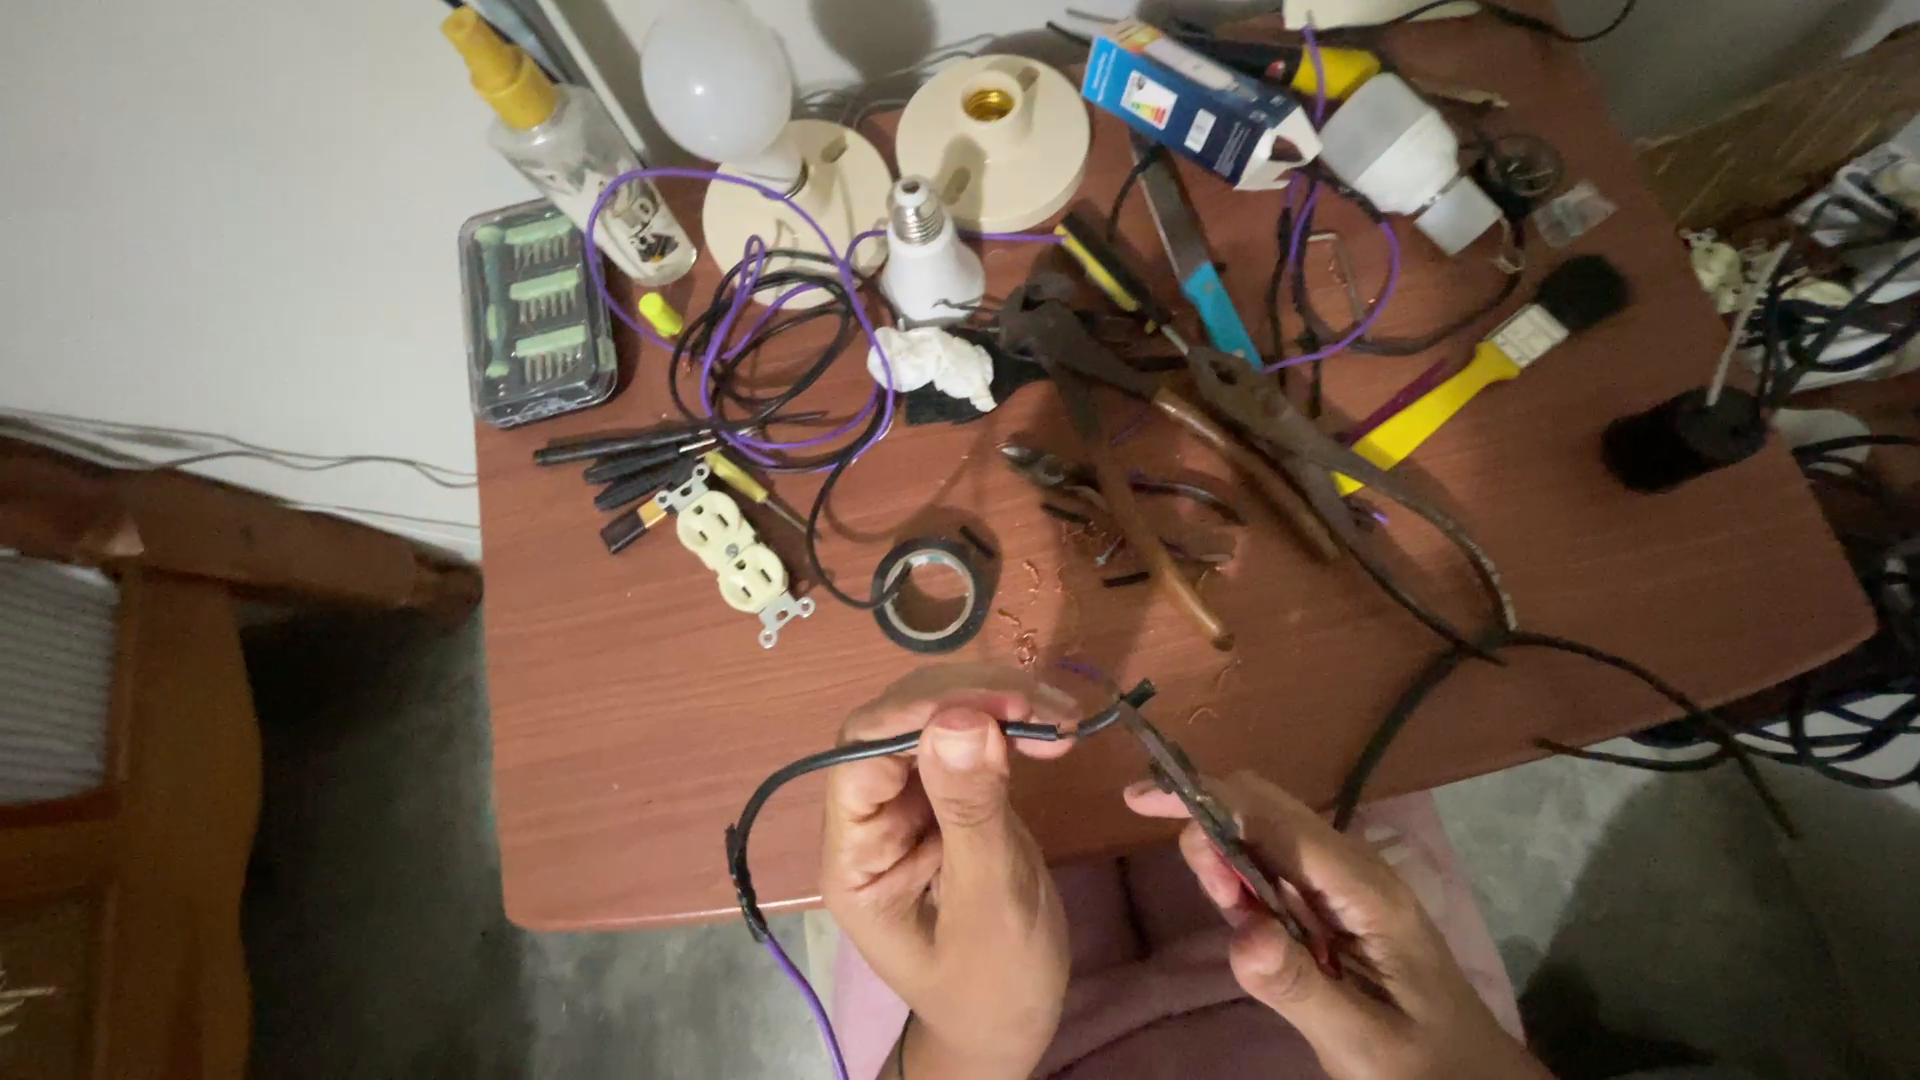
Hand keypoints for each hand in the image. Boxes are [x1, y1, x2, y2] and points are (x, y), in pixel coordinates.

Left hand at [821, 666, 1081, 1079]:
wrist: (1012, 1021)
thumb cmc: (992, 984)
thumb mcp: (988, 902)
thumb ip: (971, 809)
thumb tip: (960, 717)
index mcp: (856, 851)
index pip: (861, 753)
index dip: (918, 714)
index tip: (996, 704)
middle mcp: (873, 813)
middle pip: (899, 722)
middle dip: (967, 699)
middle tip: (1042, 707)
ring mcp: (911, 798)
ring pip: (937, 717)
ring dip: (997, 702)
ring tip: (1060, 716)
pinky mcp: (950, 792)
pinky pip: (969, 736)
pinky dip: (1011, 723)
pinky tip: (1051, 729)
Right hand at [1128, 772, 1551, 1079]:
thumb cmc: (1428, 1069)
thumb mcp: (1363, 1046)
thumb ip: (1298, 988)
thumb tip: (1239, 933)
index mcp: (1363, 890)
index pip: (1270, 818)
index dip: (1203, 797)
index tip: (1141, 798)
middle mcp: (1352, 866)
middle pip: (1263, 805)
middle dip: (1207, 814)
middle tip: (1184, 866)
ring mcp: (1343, 878)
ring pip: (1263, 827)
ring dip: (1223, 848)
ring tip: (1225, 907)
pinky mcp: (1333, 896)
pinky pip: (1273, 861)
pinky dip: (1240, 871)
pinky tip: (1243, 910)